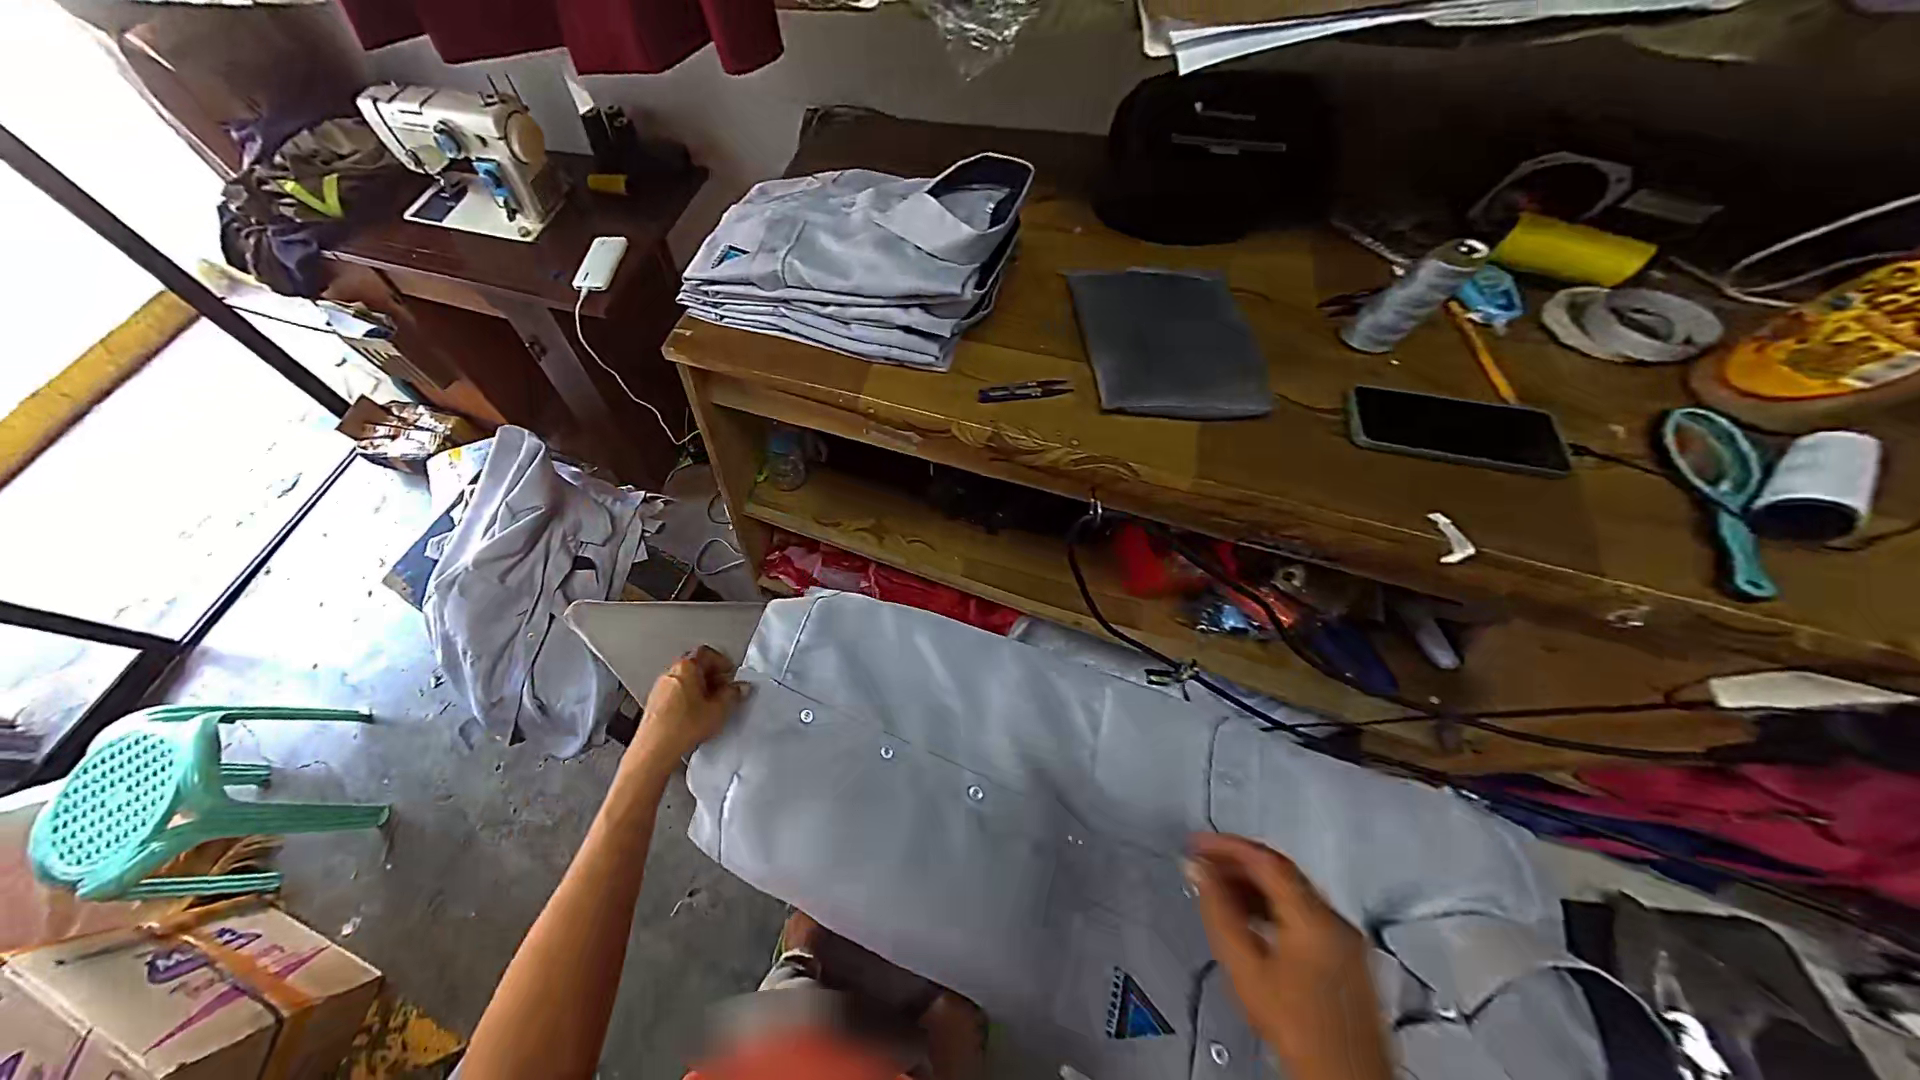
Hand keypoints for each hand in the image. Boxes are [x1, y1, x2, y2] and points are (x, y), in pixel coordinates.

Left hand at [628, 645, 748, 771]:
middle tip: (725, 689)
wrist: (655, 749)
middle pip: (695, 665)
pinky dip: (688, 698)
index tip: (730, 673)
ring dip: (700, 688)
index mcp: (687, 667)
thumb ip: (733, 694)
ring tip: (712, 705)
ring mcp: (660, 688)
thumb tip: (738, 689)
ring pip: (685, 680)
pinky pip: (676, 693)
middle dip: (712, 676)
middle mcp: (671, 673)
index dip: (722, 662)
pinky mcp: (655, 704)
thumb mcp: (720, 709)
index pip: (707, 653)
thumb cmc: (682, 726)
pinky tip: (696, 715)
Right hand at [1185, 833, 1392, 1079]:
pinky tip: (1249, 918)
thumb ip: (1217, 910)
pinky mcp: (1347, 957)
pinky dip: (1273, 905)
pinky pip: (1305, 913)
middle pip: (1281, 872)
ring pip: (1293, 892)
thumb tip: (1198, 871)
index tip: (1199, 842)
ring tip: (1218, 889)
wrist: (1341, 1077)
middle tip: (1204, 861)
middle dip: (1238, 863)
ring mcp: (1346, 939)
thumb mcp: (1243, 964)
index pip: (1265, 860)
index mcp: (1313, 915)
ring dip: (1254, 885)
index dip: (1227, 845)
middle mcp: (1335, 920)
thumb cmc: (1295, 1027)